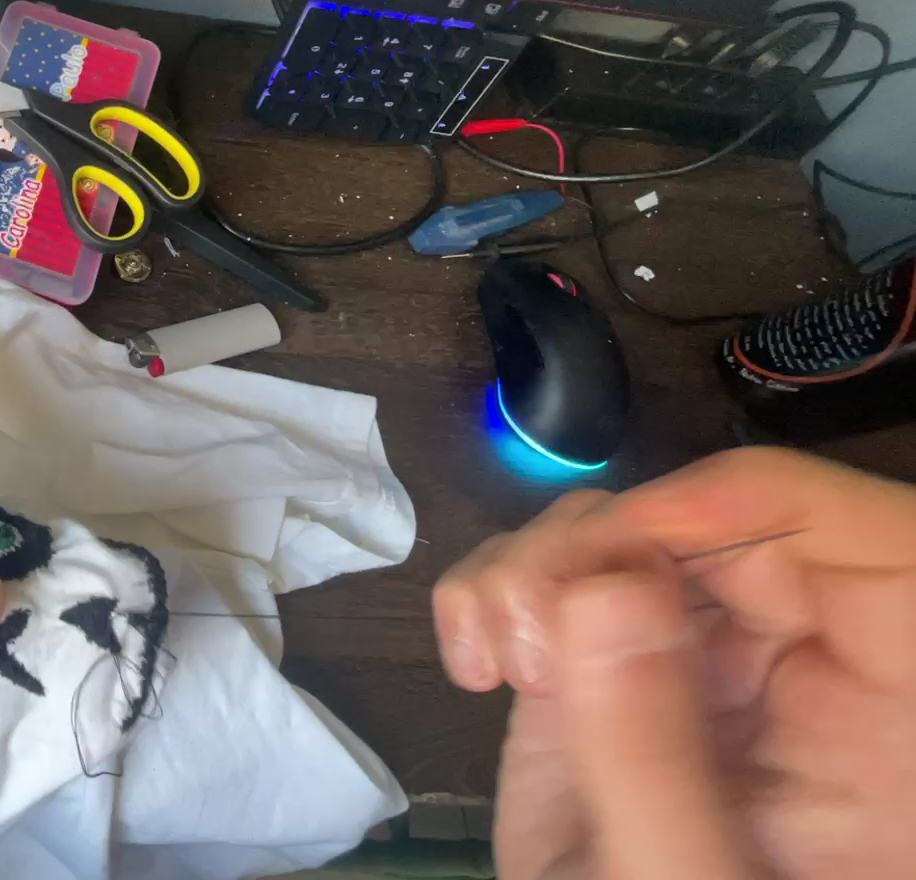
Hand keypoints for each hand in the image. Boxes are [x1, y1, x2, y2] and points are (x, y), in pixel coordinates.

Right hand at [433, 447, 915, 879]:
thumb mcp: (679, 878)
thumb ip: (655, 753)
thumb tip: (600, 590)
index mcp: (880, 720)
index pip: (864, 544)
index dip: (753, 505)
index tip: (623, 539)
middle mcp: (779, 666)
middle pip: (697, 522)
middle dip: (590, 549)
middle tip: (530, 623)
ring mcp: (663, 653)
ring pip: (600, 529)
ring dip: (521, 572)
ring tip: (501, 665)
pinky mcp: (572, 653)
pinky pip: (524, 569)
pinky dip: (475, 594)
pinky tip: (472, 666)